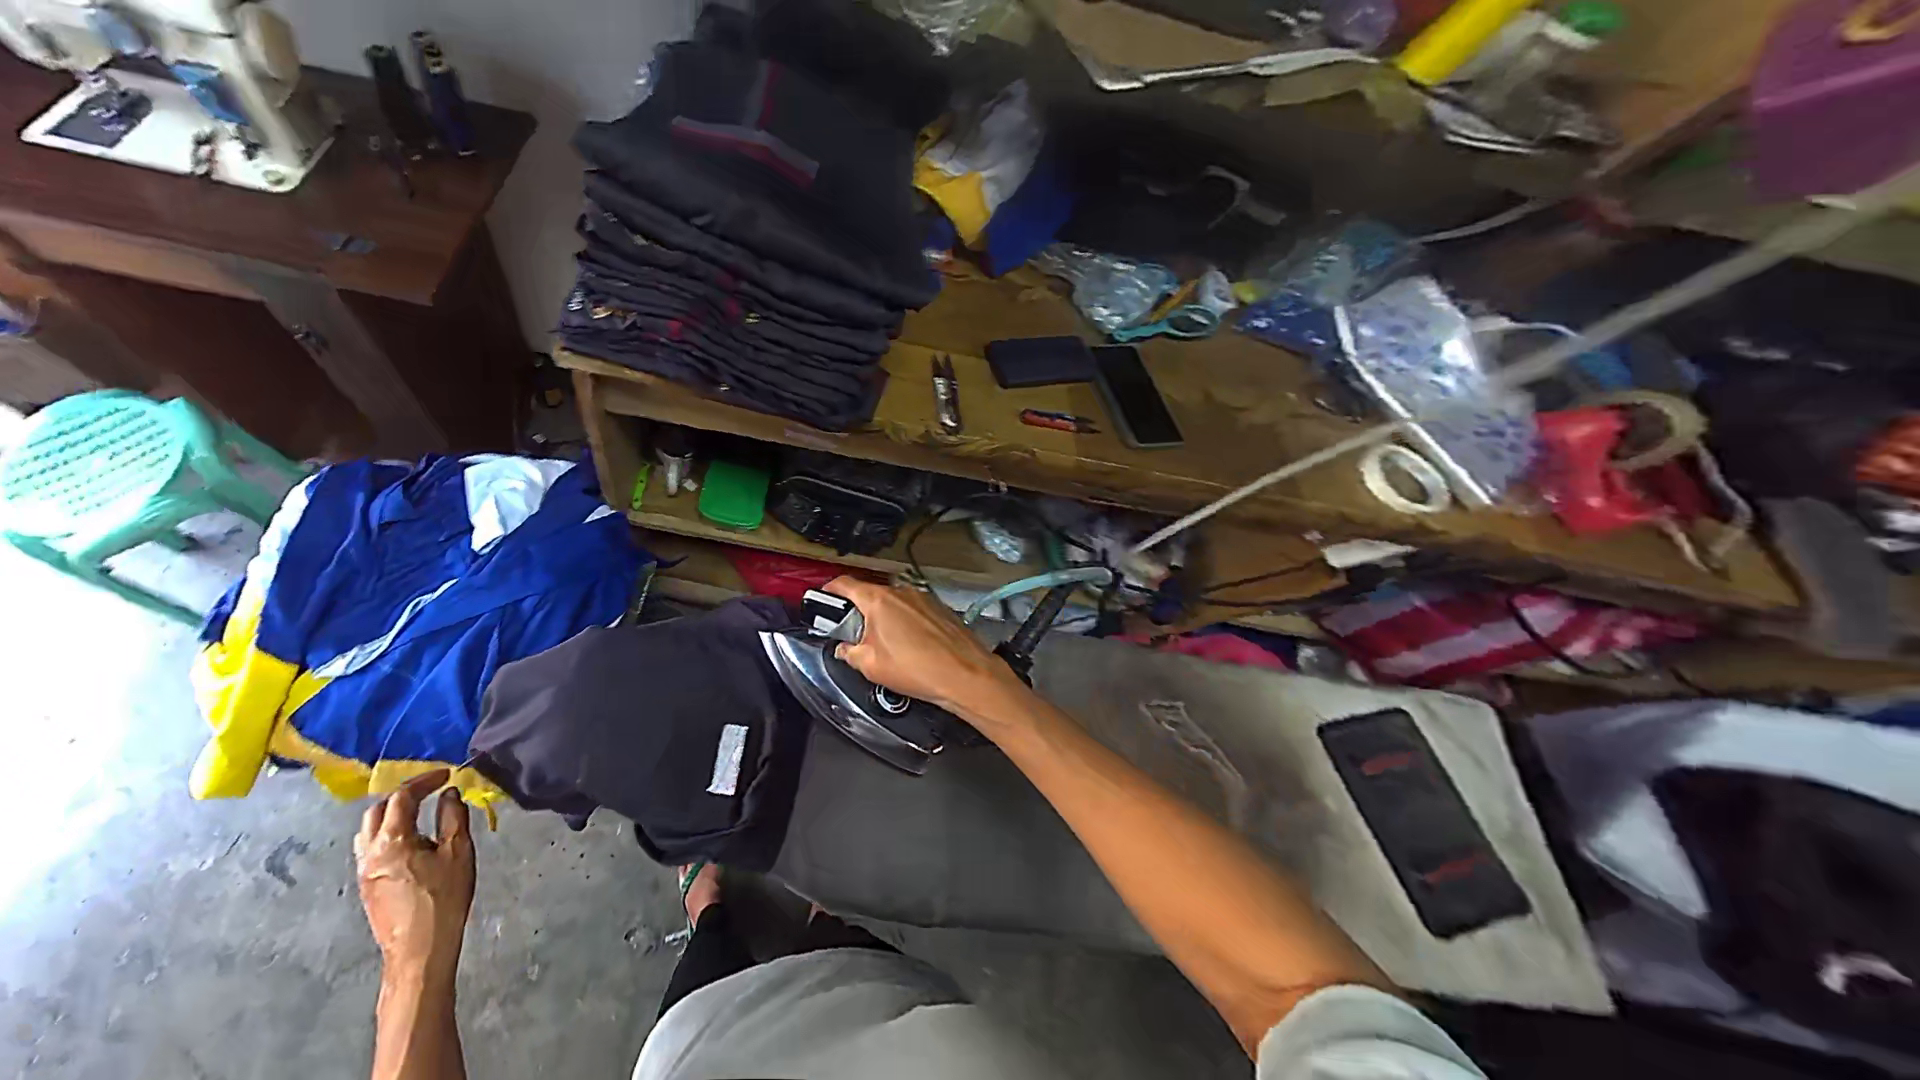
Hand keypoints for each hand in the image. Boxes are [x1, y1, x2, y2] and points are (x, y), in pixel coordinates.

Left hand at [356, 769, 474, 979]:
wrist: (419, 947)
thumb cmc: (444, 897)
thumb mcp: (459, 852)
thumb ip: (453, 818)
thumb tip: (449, 794)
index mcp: (392, 841)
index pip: (402, 798)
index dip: (424, 781)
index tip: (447, 774)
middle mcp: (369, 852)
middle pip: (378, 810)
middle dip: (405, 794)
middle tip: (433, 788)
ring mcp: (363, 870)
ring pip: (369, 829)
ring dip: (392, 813)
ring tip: (420, 810)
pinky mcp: (366, 884)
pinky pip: (370, 846)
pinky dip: (388, 831)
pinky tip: (411, 838)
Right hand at [824, 576, 1032, 731]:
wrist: (965, 675)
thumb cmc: (921, 669)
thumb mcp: (870, 666)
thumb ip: (850, 652)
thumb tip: (845, 649)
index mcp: (878, 600)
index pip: (844, 584)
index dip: (829, 591)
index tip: (823, 601)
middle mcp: (902, 593)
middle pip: (869, 595)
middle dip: (858, 614)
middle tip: (854, 637)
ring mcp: (923, 599)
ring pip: (893, 605)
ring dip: (884, 621)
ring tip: (886, 649)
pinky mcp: (939, 610)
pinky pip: (913, 612)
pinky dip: (906, 626)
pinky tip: (909, 650)